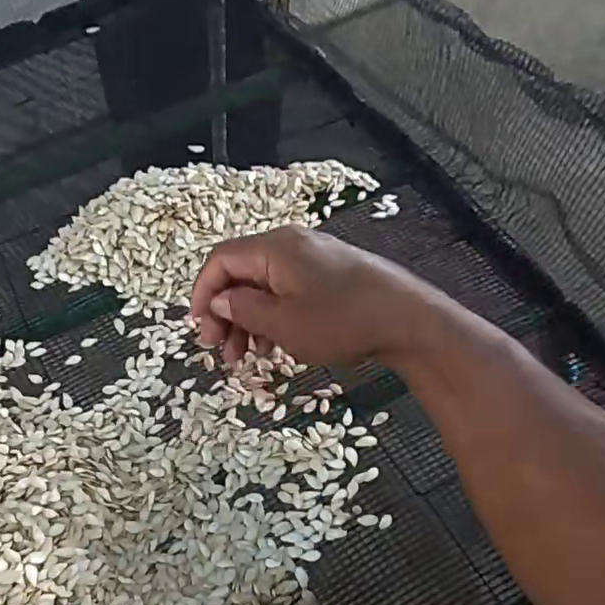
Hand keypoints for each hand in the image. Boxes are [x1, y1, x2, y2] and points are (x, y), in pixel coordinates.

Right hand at [190, 226, 457, 368]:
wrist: (405, 319)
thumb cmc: (341, 321)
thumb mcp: (284, 324)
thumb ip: (243, 310)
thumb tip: (217, 302)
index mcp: (274, 249)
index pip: (220, 261)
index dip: (202, 294)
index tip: (199, 329)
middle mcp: (290, 246)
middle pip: (240, 275)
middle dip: (225, 315)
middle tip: (220, 352)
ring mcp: (311, 260)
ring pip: (263, 288)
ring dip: (247, 322)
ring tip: (245, 358)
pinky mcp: (328, 277)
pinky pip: (286, 293)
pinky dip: (272, 318)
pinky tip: (272, 346)